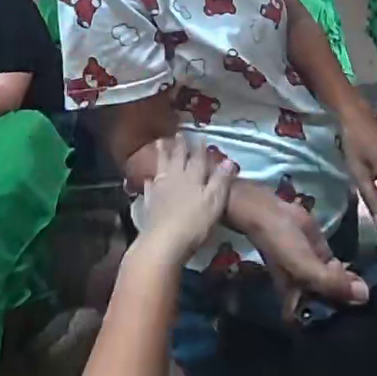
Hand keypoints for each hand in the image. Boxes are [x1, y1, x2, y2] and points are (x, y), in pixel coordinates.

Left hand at [137, 137, 236, 263]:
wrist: (164, 242)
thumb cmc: (194, 223)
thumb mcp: (214, 202)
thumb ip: (221, 181)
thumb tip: (229, 161)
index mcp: (193, 177)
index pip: (198, 159)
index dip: (200, 147)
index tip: (201, 135)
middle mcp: (175, 178)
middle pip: (177, 158)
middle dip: (179, 145)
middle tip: (178, 133)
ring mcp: (160, 190)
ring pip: (161, 167)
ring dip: (161, 155)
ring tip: (159, 143)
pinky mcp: (150, 203)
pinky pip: (149, 187)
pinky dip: (149, 180)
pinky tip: (147, 178)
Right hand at [239, 186, 367, 317]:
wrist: (272, 215)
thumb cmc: (282, 247)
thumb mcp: (306, 268)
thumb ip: (333, 284)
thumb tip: (365, 296)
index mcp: (297, 307)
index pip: (320, 328)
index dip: (339, 331)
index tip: (361, 330)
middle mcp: (308, 297)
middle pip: (334, 310)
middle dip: (352, 309)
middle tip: (376, 313)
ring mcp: (317, 278)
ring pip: (340, 291)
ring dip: (354, 291)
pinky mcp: (324, 260)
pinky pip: (341, 273)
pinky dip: (352, 276)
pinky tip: (369, 276)